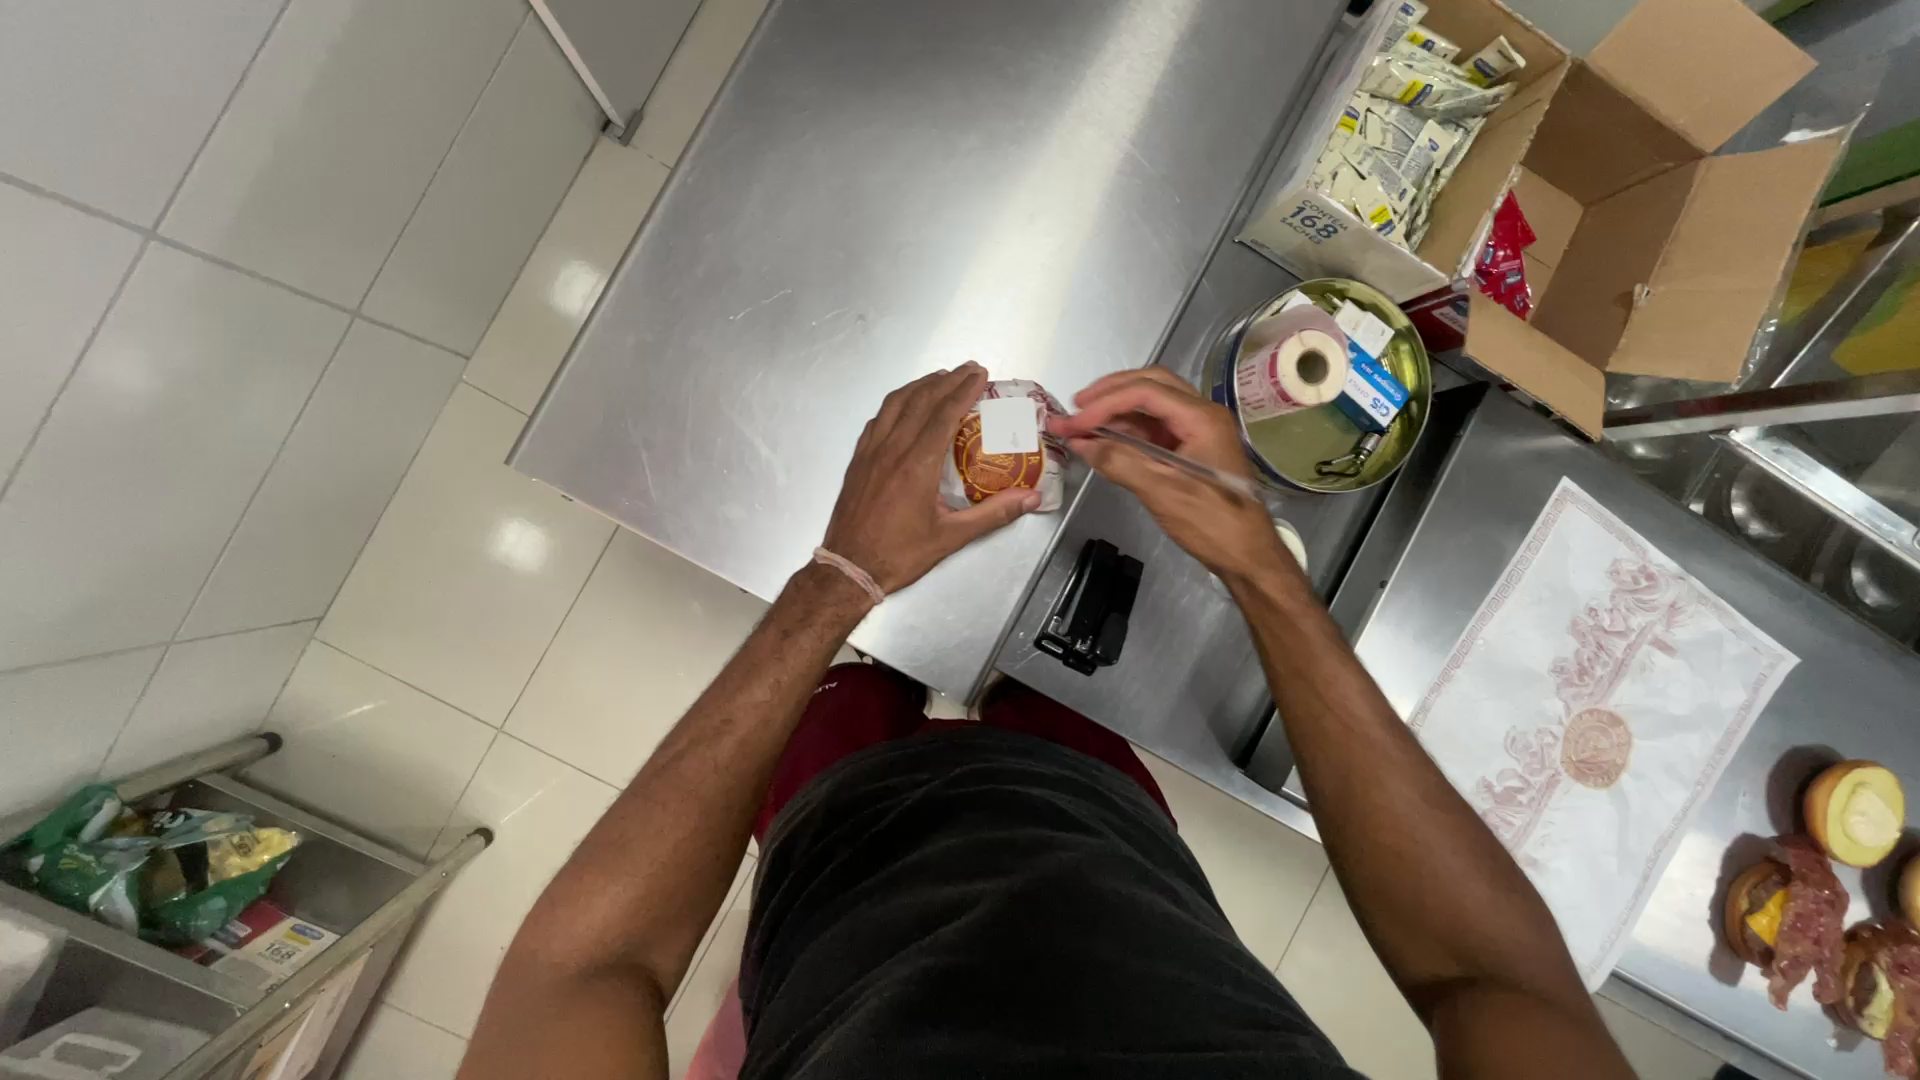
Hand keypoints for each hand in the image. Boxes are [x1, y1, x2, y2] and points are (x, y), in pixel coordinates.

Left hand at [821, 363, 1039, 593]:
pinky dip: (895, 406)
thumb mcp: (952, 537)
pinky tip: (903, 408)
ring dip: (919, 386)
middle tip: (967, 370)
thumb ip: (993, 514)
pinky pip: (877, 421)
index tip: (979, 375)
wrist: (849, 568)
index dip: (964, 390)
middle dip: (946, 380)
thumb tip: (1030, 498)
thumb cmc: (900, 555)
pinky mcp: (858, 461)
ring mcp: (871, 453)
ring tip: (938, 378)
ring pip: (894, 404)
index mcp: (917, 465)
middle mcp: (892, 450)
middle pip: (921, 401)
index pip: (944, 414)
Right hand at [1048, 368, 1290, 583]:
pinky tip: (1103, 442)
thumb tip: (1080, 443)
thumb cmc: (1211, 523)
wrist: (1247, 555)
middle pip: (1151, 386)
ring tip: (1081, 425)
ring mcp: (1197, 432)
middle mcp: (1202, 416)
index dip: (1105, 403)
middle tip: (1076, 408)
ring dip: (1116, 413)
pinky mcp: (1190, 450)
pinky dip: (1126, 432)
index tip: (1074, 422)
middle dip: (1110, 394)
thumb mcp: (1160, 492)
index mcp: (1202, 418)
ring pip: (1151, 407)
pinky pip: (1154, 430)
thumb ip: (1119, 462)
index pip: (1146, 392)